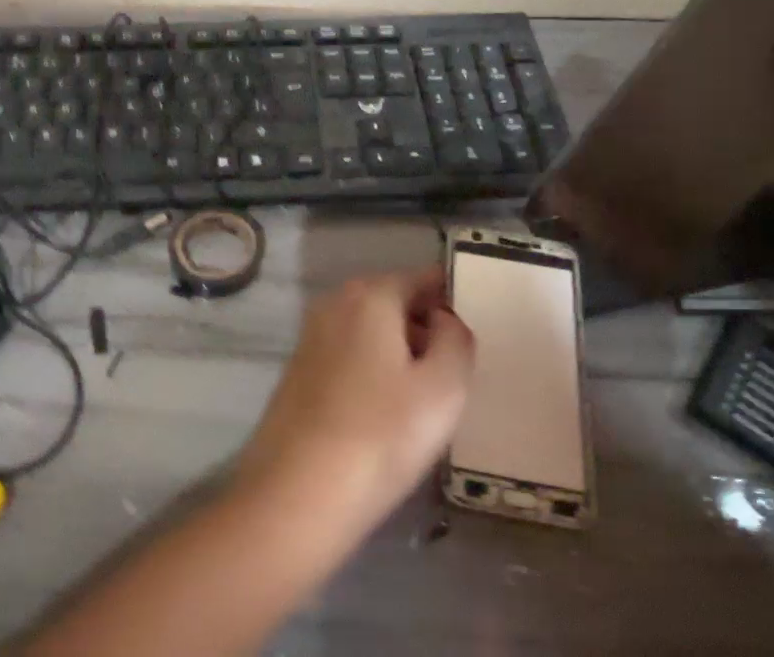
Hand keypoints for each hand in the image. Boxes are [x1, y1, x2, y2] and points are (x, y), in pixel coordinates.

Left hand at [235, 267, 474, 529]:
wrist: (297, 494)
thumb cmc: (381, 436)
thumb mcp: (444, 387)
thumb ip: (456, 339)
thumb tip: (443, 319)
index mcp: (370, 295)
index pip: (425, 278)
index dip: (454, 301)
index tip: (476, 335)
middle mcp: (333, 304)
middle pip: (395, 301)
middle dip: (426, 327)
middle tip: (456, 373)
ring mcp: (310, 338)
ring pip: (370, 331)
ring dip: (399, 354)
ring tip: (425, 400)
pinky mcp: (297, 374)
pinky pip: (349, 357)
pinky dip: (372, 373)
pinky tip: (386, 416)